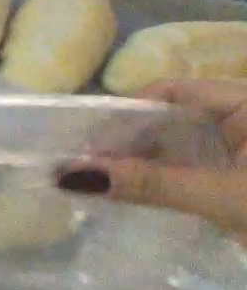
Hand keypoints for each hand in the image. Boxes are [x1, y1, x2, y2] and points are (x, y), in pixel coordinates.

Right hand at [60, 80, 246, 234]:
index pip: (171, 92)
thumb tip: (62, 173)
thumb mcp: (225, 197)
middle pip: (168, 119)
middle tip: (85, 172)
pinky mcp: (239, 177)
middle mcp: (245, 120)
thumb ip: (149, 182)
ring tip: (101, 187)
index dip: (126, 115)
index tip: (92, 149)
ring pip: (176, 146)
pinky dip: (159, 179)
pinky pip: (190, 167)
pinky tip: (134, 196)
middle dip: (125, 144)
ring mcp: (244, 150)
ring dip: (136, 164)